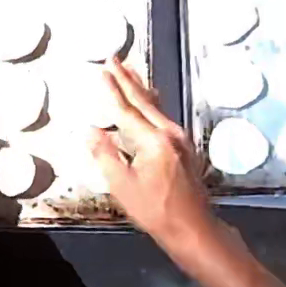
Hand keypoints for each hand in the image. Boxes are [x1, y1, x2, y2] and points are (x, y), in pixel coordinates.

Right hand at [85, 59, 226, 264]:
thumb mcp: (122, 186)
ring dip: (140, 87)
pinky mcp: (184, 148)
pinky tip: (148, 100)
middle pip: (144, 100)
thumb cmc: (155, 210)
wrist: (193, 228)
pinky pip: (163, 116)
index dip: (112, 90)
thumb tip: (91, 131)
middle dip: (127, 79)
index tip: (102, 70)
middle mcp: (170, 133)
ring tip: (129, 70)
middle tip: (115, 58)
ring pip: (156, 106)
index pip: (127, 110)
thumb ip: (106, 156)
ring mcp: (180, 139)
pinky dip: (150, 103)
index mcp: (153, 141)